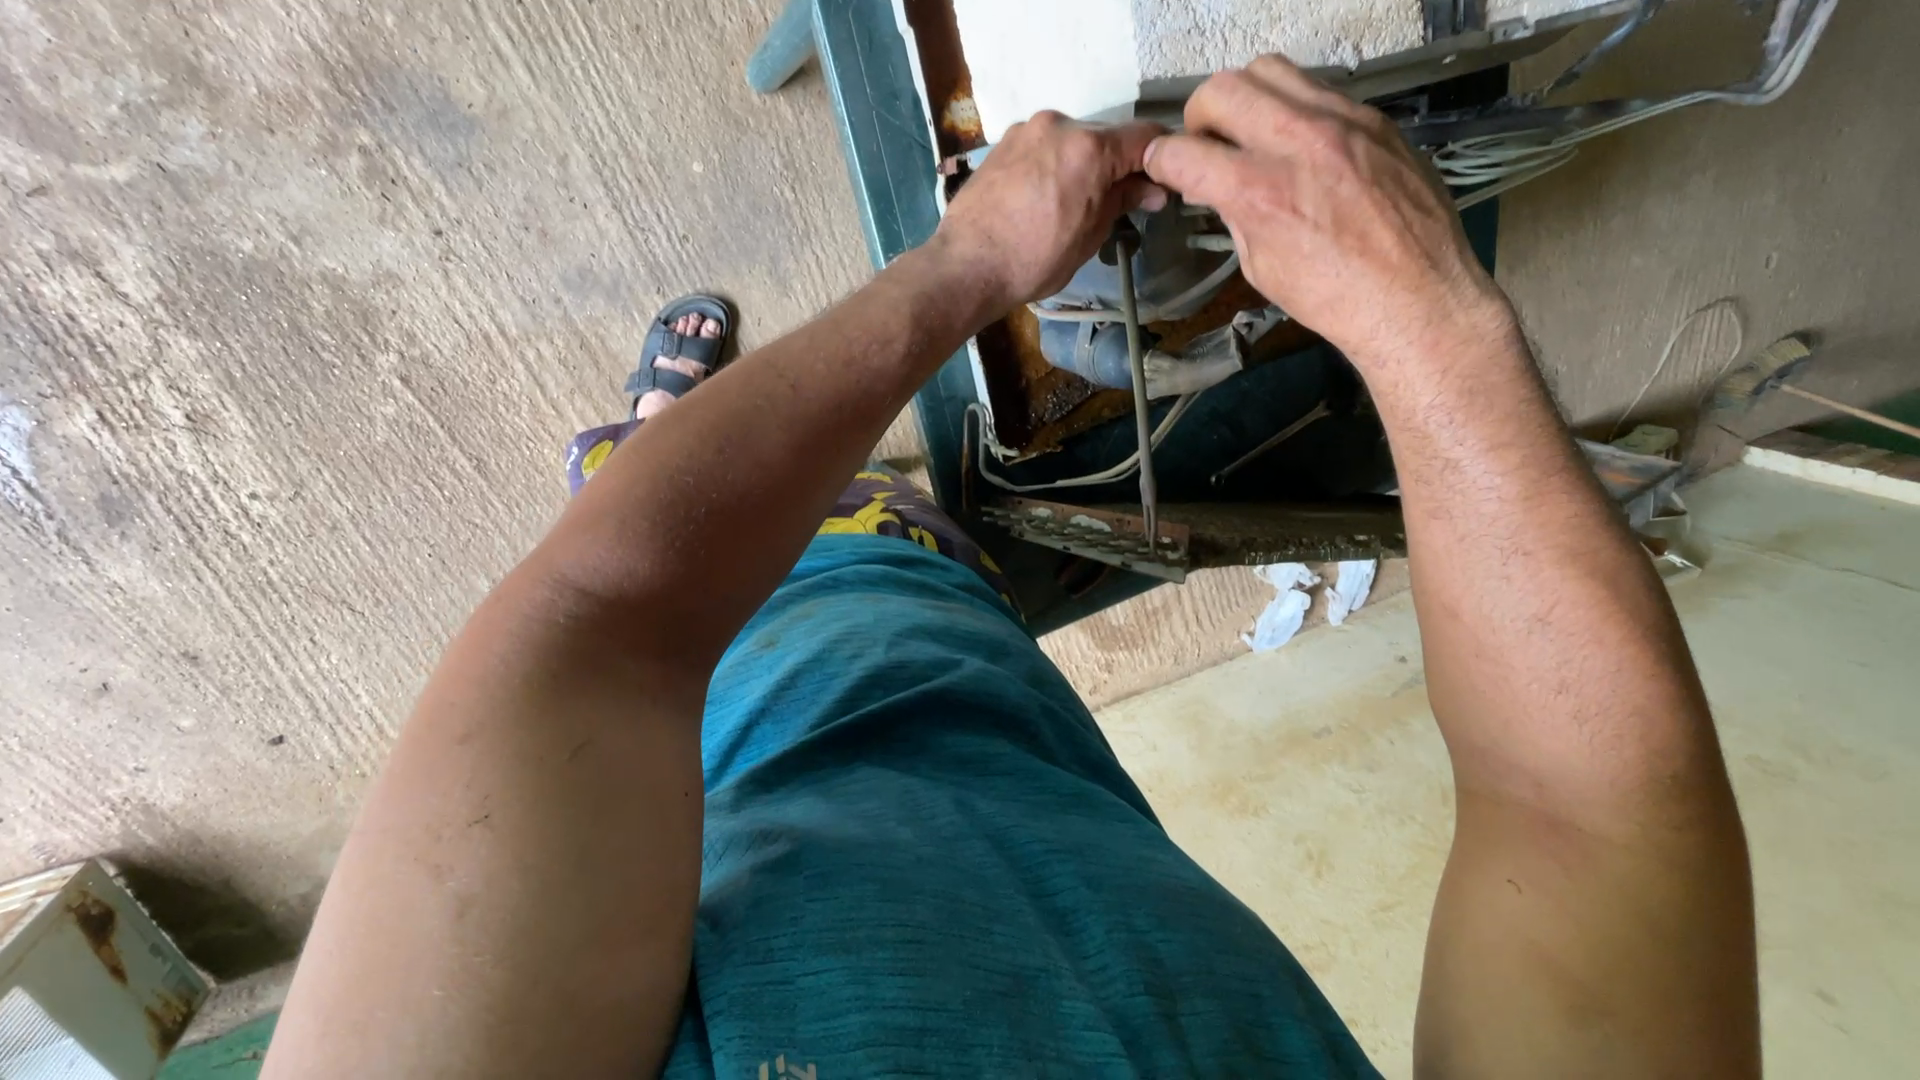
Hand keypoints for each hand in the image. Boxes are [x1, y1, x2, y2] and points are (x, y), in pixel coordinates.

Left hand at [933, 113, 1167, 312]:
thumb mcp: (1088, 236)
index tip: (1162, 183)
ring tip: (1071, 204)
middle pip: (1104, 138)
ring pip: (1069, 142)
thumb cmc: (1033, 260)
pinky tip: (1041, 199)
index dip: (1159, 160)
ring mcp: (1025, 130)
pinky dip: (1051, 166)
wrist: (966, 266)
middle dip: (1115, 165)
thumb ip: (1122, 202)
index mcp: (1089, 147)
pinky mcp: (1001, 144)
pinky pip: (1040, 148)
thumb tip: (1153, 189)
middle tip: (1115, 202)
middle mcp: (1058, 124)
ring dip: (1080, 165)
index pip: (1145, 137)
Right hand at [1142, 55, 1514, 370]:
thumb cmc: (1332, 298)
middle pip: (1222, 89)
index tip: (1162, 168)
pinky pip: (1316, 89)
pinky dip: (1291, 110)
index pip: (1184, 152)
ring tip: (1250, 134)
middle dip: (1199, 117)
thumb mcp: (1260, 266)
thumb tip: (1217, 187)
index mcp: (1260, 192)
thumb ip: (1235, 215)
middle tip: (1206, 145)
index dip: (1161, 161)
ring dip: (1245, 99)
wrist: (1415, 298)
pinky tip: (1296, 145)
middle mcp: (1298, 142)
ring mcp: (1341, 122)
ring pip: (1270, 70)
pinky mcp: (1373, 119)